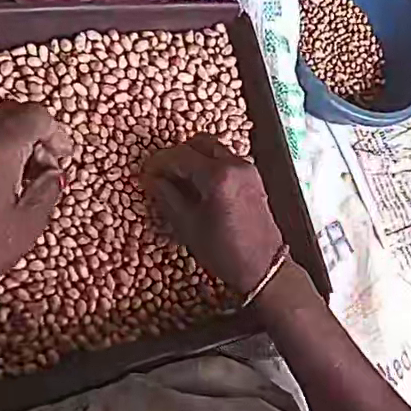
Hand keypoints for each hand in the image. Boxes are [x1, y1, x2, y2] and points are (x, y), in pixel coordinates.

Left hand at [0, 103, 74, 315]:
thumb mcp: (28, 222)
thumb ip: (48, 187)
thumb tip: (54, 172)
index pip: (35, 115)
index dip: (56, 135)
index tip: (62, 160)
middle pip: (14, 111)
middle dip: (38, 133)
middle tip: (49, 167)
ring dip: (19, 141)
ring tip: (28, 179)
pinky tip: (4, 184)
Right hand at [142, 135, 284, 296]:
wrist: (264, 267)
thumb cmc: (225, 252)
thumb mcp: (189, 226)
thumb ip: (168, 197)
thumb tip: (152, 180)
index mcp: (218, 176)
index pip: (180, 156)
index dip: (158, 163)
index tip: (146, 174)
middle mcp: (235, 165)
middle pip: (198, 143)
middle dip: (177, 156)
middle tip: (162, 175)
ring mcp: (247, 170)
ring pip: (213, 150)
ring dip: (194, 159)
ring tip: (179, 183)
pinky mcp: (253, 179)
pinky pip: (226, 161)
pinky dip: (209, 166)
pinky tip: (198, 188)